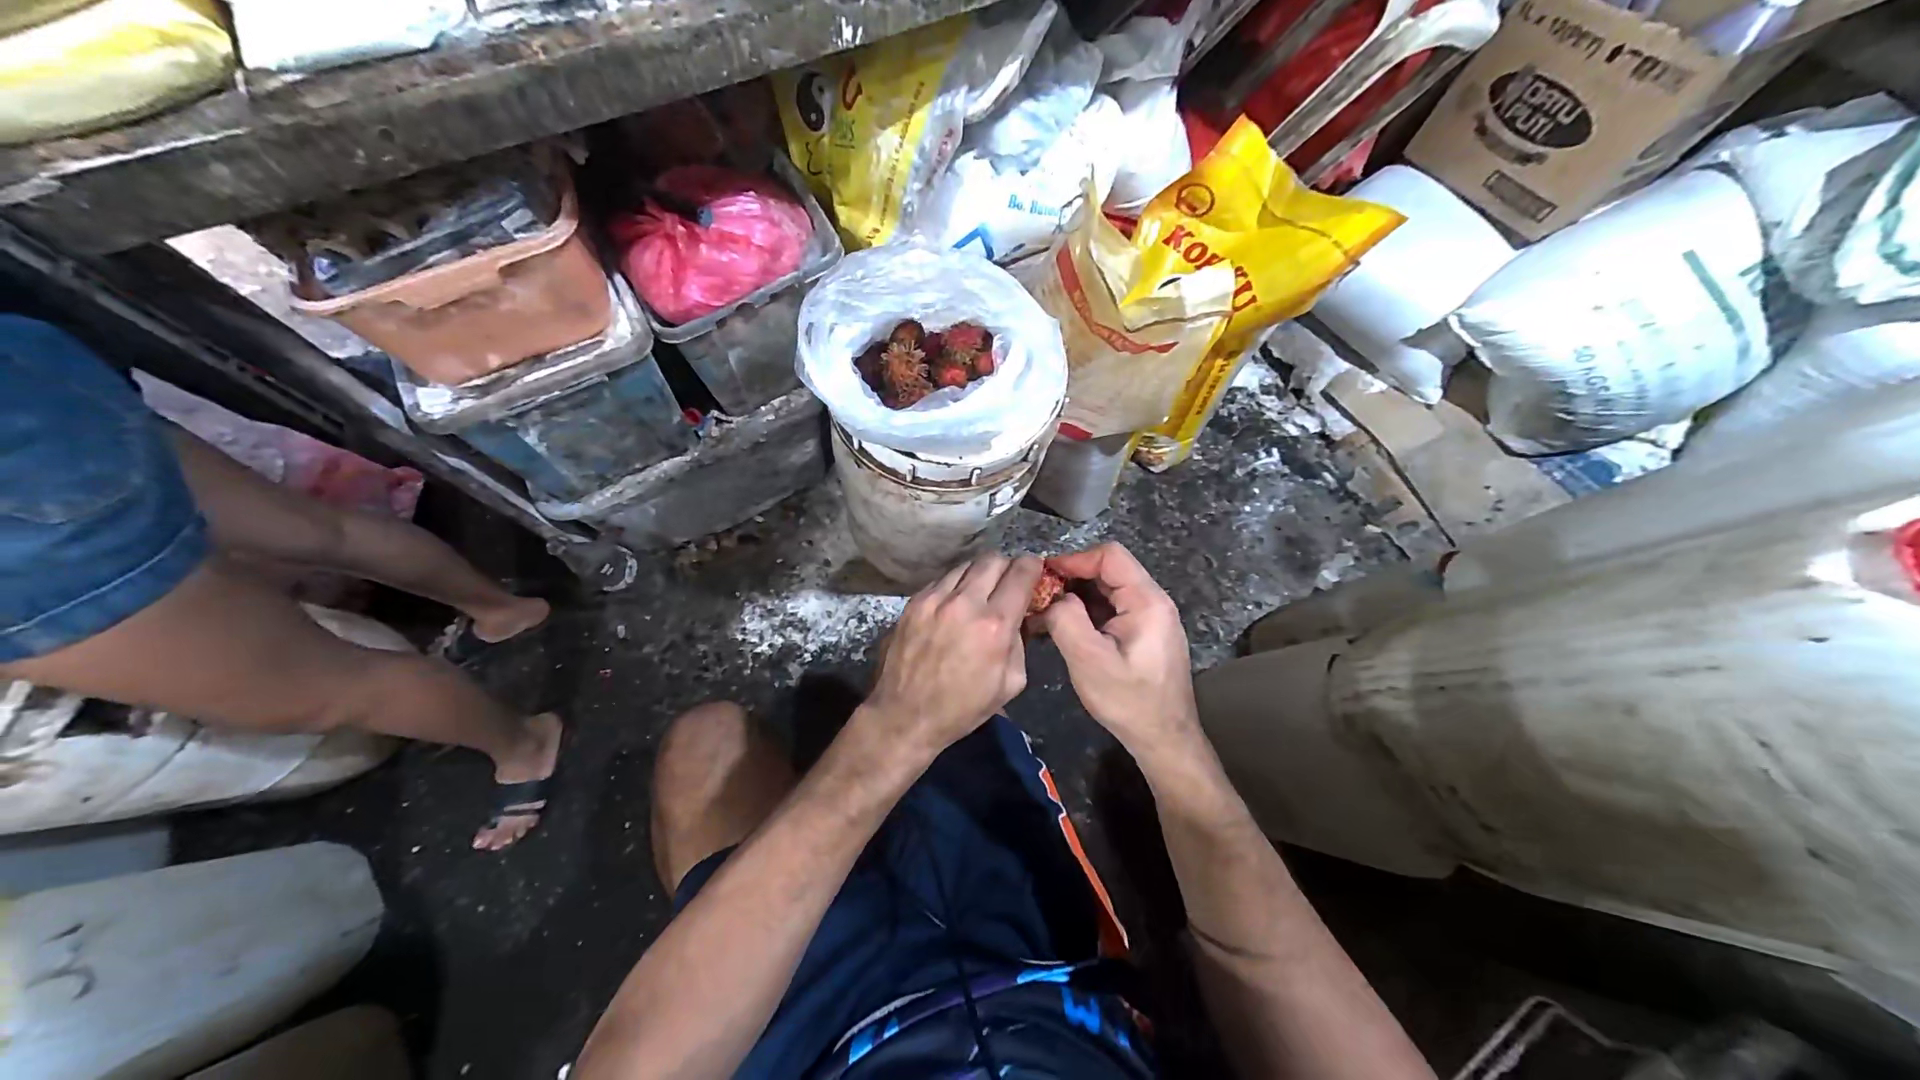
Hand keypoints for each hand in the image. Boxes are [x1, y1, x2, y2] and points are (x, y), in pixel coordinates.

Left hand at [862, 554, 1042, 763]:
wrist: (906, 715)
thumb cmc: (963, 708)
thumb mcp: (1012, 682)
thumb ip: (1021, 641)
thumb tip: (1021, 616)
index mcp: (994, 624)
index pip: (1021, 573)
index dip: (1033, 567)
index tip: (1035, 571)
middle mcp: (965, 603)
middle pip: (993, 560)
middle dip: (1007, 567)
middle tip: (1009, 582)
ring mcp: (935, 599)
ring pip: (966, 565)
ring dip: (980, 574)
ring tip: (982, 592)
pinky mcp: (914, 602)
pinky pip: (943, 580)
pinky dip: (957, 585)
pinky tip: (956, 604)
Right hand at [1038, 543, 1202, 761]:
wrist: (1164, 740)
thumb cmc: (1128, 700)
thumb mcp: (1089, 660)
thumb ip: (1066, 619)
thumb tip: (1053, 598)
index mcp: (1147, 601)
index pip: (1109, 556)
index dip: (1074, 559)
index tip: (1043, 575)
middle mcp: (1153, 602)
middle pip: (1108, 571)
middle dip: (1071, 579)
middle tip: (1038, 596)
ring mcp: (1150, 619)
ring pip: (1108, 591)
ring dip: (1076, 597)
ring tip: (1045, 613)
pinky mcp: (1143, 635)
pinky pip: (1112, 610)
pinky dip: (1087, 613)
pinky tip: (1063, 629)